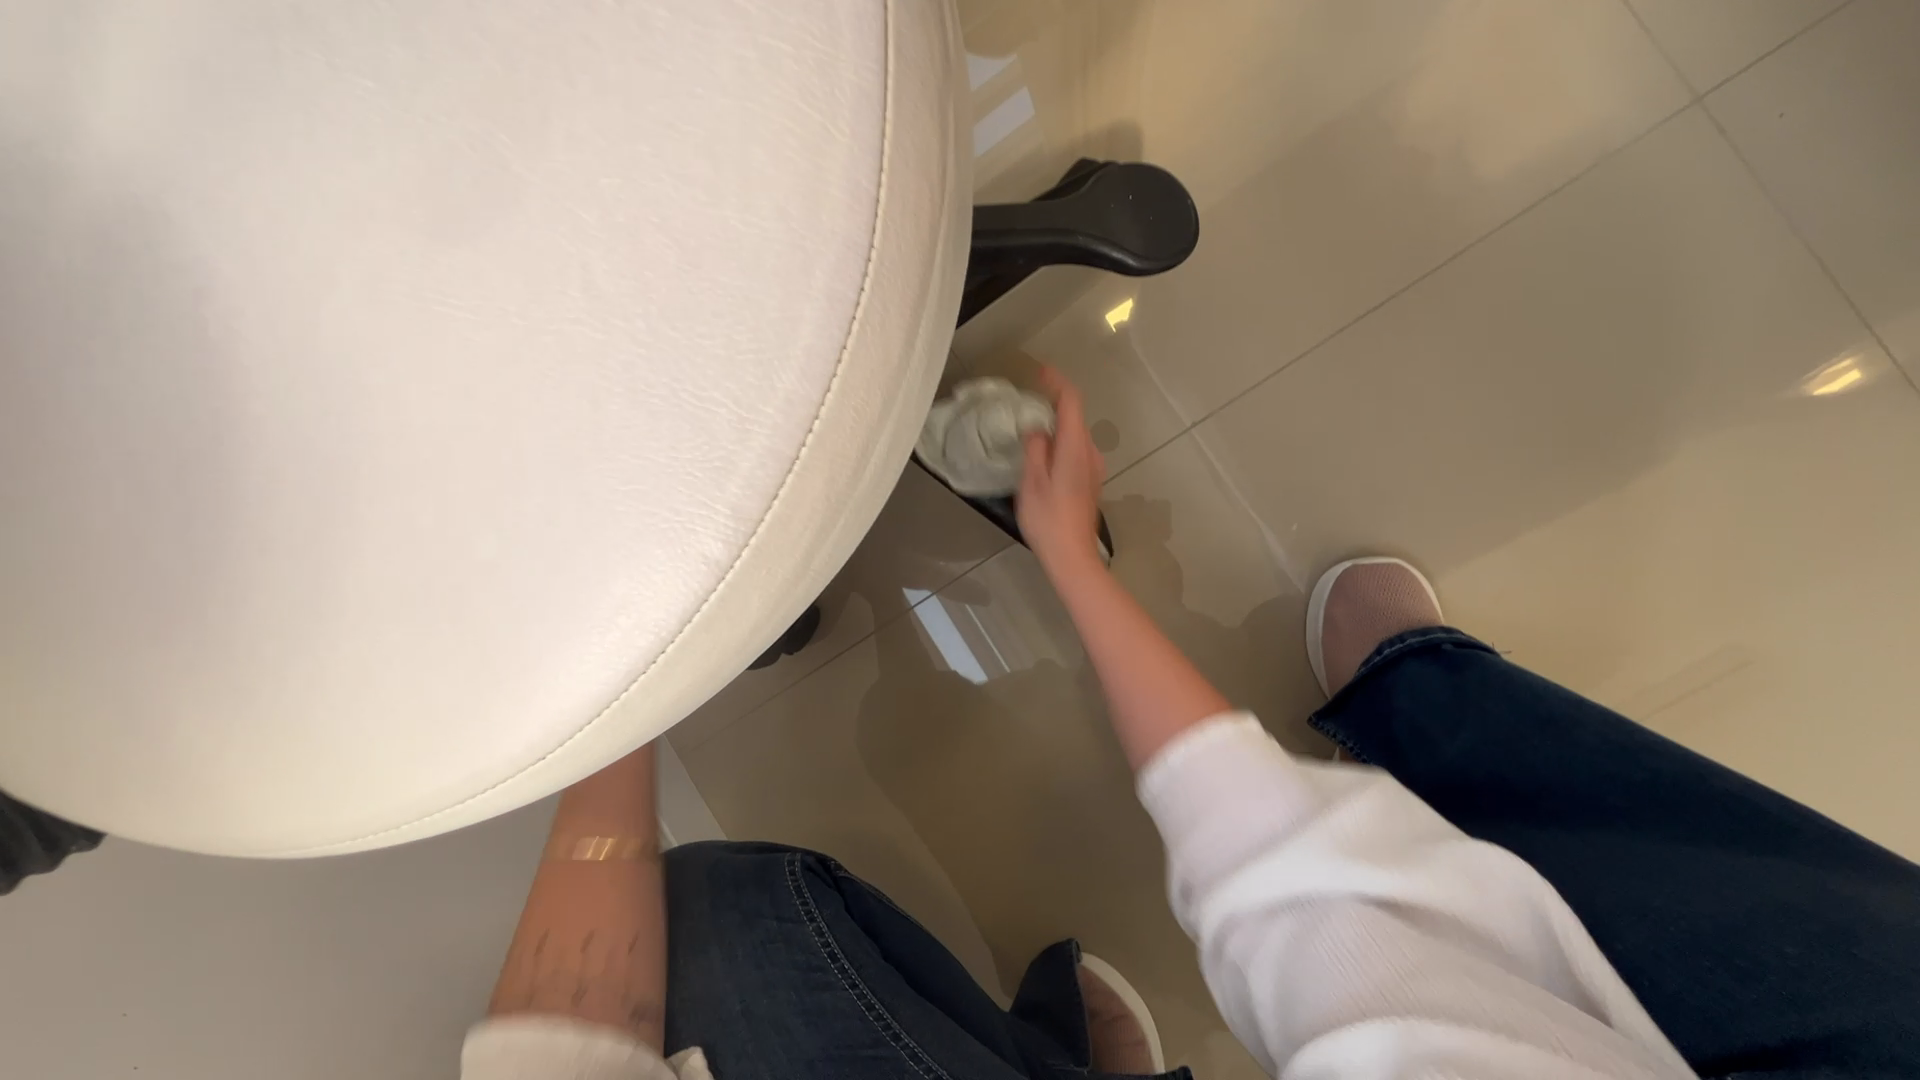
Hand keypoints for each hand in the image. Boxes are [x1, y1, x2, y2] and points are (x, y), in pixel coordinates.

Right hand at [1017, 367, 1106, 573]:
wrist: (1072, 556)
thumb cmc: (1048, 520)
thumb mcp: (1031, 482)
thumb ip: (1035, 449)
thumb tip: (1037, 428)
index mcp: (1074, 448)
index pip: (1071, 403)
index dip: (1057, 383)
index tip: (1040, 372)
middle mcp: (1090, 453)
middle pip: (1075, 418)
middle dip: (1054, 404)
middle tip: (1029, 401)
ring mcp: (1094, 469)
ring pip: (1076, 435)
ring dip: (1057, 425)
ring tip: (1032, 427)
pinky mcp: (1091, 482)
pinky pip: (1076, 450)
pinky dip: (1061, 442)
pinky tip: (1044, 454)